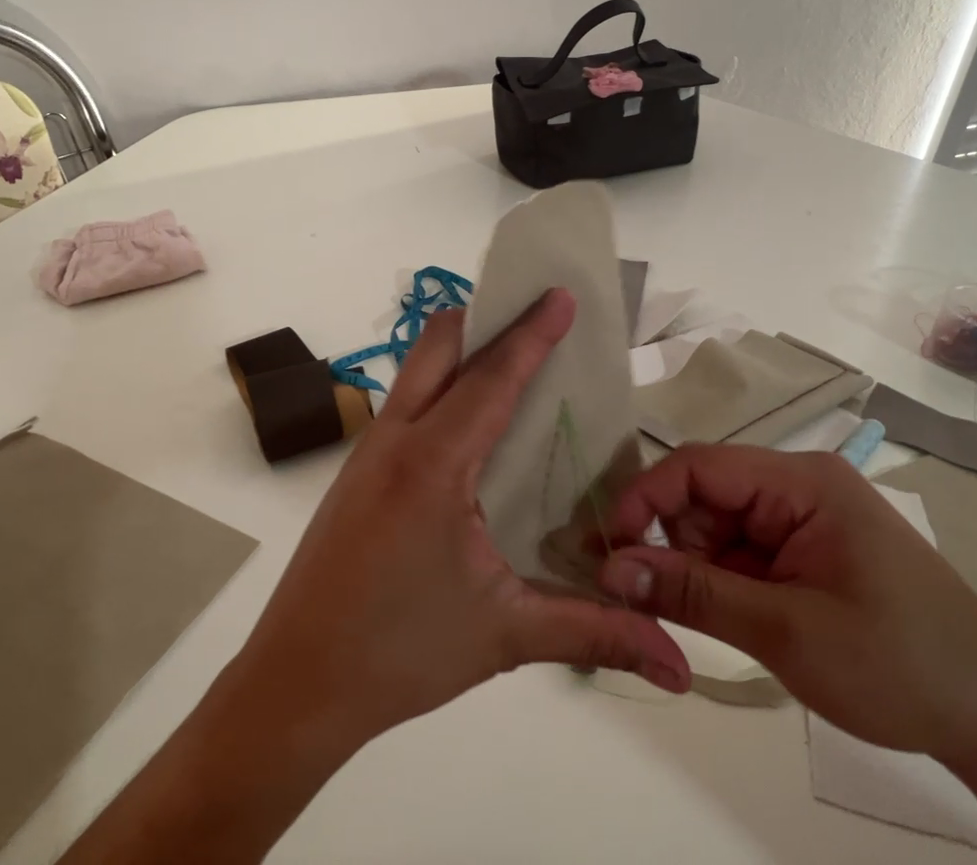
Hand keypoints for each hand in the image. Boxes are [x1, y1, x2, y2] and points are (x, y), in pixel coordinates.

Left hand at [239, 289, 689, 746]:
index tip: (560, 292)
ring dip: (458, 353)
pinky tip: (468, 431)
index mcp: (433, 465)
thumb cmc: (399, 652)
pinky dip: (438, 390)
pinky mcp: (352, 480)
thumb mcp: (506, 635)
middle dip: (485, 318)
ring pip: (411, 375)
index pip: (492, 379)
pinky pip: (400, 409)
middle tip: (534, 312)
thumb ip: (597, 632)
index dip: (531, 333)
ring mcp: (364, 459)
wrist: (296, 684)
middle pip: (435, 348)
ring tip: (509, 361)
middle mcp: (392, 443)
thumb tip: (681, 661)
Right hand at [595, 445, 976, 763]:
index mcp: (803, 482)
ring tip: (668, 616)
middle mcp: (800, 490)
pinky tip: (702, 618)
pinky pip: (739, 557)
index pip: (699, 465)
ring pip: (715, 529)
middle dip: (663, 539)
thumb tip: (609, 568)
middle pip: (703, 495)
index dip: (645, 498)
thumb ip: (693, 592)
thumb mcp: (785, 629)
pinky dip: (713, 584)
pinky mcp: (806, 559)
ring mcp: (803, 525)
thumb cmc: (898, 663)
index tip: (606, 550)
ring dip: (686, 567)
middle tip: (630, 595)